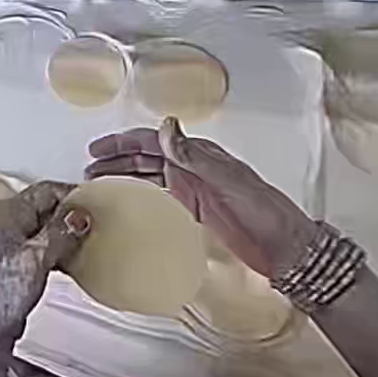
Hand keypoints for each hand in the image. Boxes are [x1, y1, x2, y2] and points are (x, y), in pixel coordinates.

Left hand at [0, 181, 91, 372]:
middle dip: (71, 213)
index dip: (71, 194)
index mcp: (7, 213)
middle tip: (96, 222)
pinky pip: (43, 244)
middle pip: (46, 206)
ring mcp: (10, 240)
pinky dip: (59, 247)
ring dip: (66, 233)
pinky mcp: (17, 259)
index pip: (45, 190)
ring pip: (46, 226)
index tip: (94, 202)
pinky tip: (74, 258)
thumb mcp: (37, 260)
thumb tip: (81, 215)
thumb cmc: (1, 296)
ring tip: (89, 240)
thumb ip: (60, 234)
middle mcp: (6, 221)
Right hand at [86, 117, 321, 277]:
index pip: (152, 141)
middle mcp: (192, 168)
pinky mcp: (194, 209)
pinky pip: (158, 196)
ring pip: (149, 175)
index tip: (98, 149)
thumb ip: (194, 156)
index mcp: (199, 155)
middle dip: (117, 159)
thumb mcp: (228, 181)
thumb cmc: (263, 213)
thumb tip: (165, 126)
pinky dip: (139, 194)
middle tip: (90, 168)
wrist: (287, 250)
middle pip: (146, 156)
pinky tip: (125, 200)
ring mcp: (192, 189)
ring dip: (124, 176)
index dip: (123, 143)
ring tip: (98, 183)